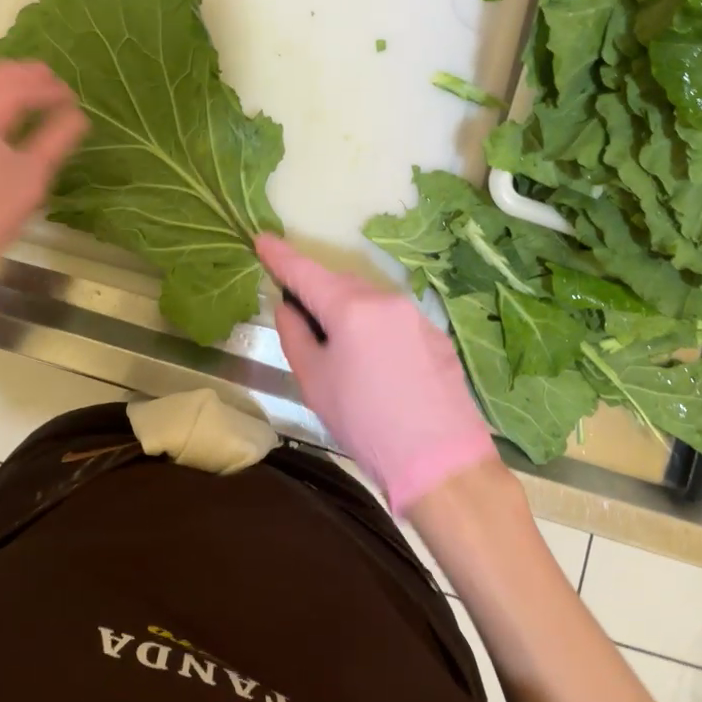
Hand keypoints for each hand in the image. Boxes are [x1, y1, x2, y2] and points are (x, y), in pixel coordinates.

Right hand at [256, 235, 496, 513]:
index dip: (280, 256)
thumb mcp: (314, 381)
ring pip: (368, 301)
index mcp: (352, 308)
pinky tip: (371, 362)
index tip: (261, 239)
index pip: (306, 272)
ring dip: (345, 310)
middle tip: (296, 312)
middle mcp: (387, 301)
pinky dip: (372, 327)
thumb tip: (289, 307)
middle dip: (315, 290)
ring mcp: (417, 317)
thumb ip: (295, 335)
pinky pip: (392, 320)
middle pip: (340, 284)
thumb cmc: (365, 421)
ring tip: (334, 346)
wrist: (440, 461)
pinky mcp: (436, 338)